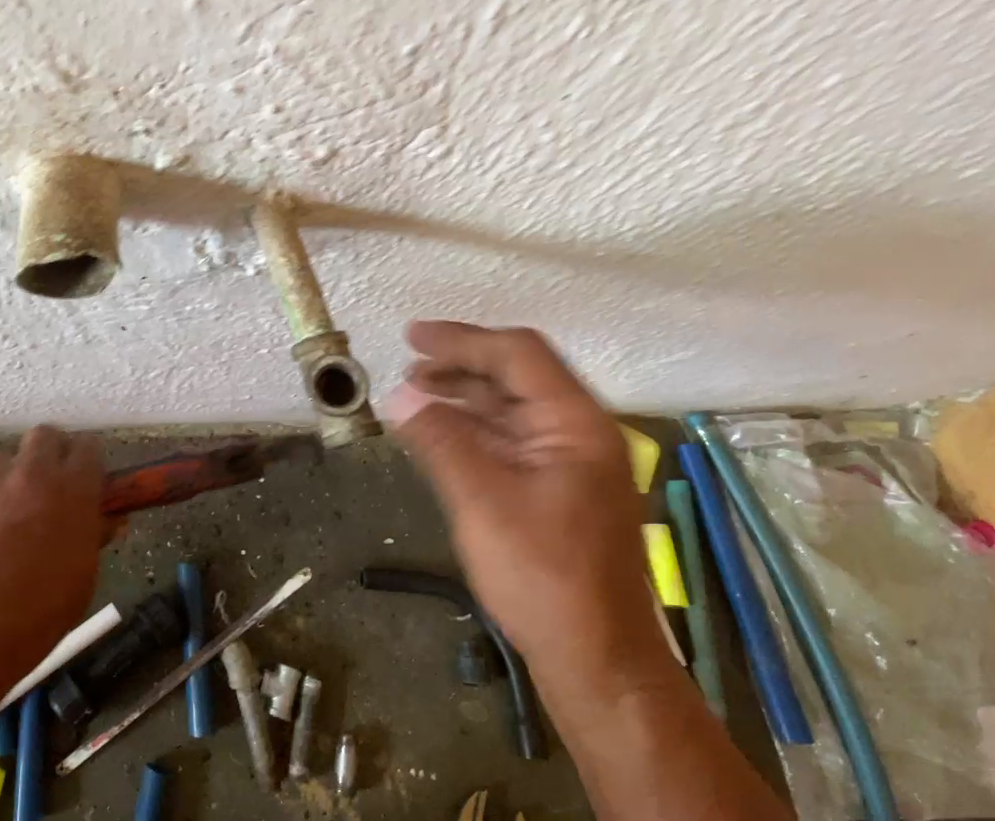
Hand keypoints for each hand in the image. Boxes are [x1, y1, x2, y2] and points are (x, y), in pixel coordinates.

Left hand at [0, 425, 105, 696]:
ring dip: (4, 482)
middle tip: (40, 489)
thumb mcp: (77, 587)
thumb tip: (106, 520)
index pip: (88, 448)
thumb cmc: (28, 623)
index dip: (83, 464)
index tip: (79, 482)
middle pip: (44, 436)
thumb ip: (91, 541)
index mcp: (73, 494)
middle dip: (46, 455)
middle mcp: (31, 474)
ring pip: (1, 460)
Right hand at [378, 322, 666, 688]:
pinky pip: (511, 442)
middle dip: (461, 366)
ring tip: (415, 395)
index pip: (519, 357)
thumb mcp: (483, 502)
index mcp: (577, 426)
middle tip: (408, 364)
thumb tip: (399, 395)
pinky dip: (473, 430)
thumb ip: (441, 441)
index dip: (462, 341)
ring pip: (513, 410)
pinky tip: (440, 435)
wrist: (595, 656)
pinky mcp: (557, 491)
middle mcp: (580, 435)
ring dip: (464, 397)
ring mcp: (571, 464)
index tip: (412, 337)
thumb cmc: (543, 576)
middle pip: (518, 378)